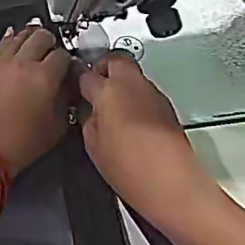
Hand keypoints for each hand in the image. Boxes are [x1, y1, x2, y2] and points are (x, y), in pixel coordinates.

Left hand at [0, 25, 72, 175]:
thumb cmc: (20, 144)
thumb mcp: (56, 126)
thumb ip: (65, 100)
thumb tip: (66, 87)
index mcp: (44, 77)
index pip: (62, 55)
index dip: (67, 60)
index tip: (67, 66)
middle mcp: (21, 64)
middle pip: (40, 36)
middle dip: (50, 41)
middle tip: (52, 50)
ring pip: (18, 36)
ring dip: (29, 38)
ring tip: (34, 45)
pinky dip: (9, 44)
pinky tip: (12, 46)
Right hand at [77, 51, 205, 214]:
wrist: (172, 185)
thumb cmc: (133, 168)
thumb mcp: (92, 145)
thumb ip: (86, 119)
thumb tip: (87, 112)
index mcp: (109, 90)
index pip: (85, 73)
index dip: (76, 77)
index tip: (73, 84)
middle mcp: (134, 85)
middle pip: (115, 59)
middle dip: (101, 67)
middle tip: (92, 84)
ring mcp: (154, 95)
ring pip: (132, 75)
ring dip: (120, 83)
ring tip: (110, 108)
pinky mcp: (167, 108)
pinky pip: (145, 93)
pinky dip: (134, 99)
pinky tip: (128, 121)